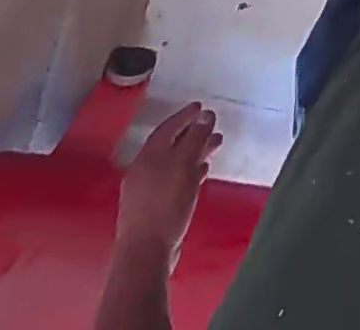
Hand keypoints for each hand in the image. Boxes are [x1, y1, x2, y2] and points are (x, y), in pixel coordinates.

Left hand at [114, 102, 222, 264]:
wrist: (146, 253)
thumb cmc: (166, 204)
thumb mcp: (185, 166)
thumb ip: (196, 138)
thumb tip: (205, 114)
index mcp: (149, 155)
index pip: (168, 127)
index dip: (185, 115)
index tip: (201, 106)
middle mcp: (144, 168)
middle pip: (172, 144)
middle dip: (193, 133)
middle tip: (212, 126)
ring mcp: (147, 189)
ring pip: (174, 162)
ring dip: (194, 152)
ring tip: (214, 147)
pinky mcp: (153, 207)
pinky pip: (173, 179)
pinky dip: (188, 171)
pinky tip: (202, 172)